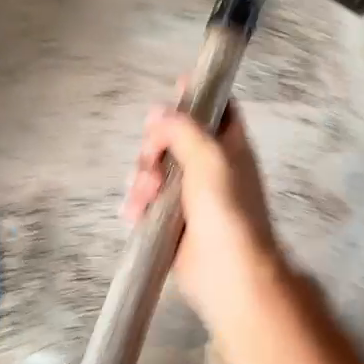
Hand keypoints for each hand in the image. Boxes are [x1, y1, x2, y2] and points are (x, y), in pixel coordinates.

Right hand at [122, 98, 282, 313]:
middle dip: (153, 146)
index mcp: (229, 147)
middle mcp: (211, 167)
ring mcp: (190, 196)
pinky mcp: (171, 221)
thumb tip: (159, 113)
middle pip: (173, 138)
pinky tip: (134, 215)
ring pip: (154, 170)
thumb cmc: (227, 211)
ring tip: (144, 198)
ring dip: (141, 179)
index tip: (174, 89)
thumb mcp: (210, 158)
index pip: (217, 109)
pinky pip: (146, 201)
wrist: (227, 274)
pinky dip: (137, 204)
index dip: (197, 96)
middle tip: (151, 160)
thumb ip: (183, 130)